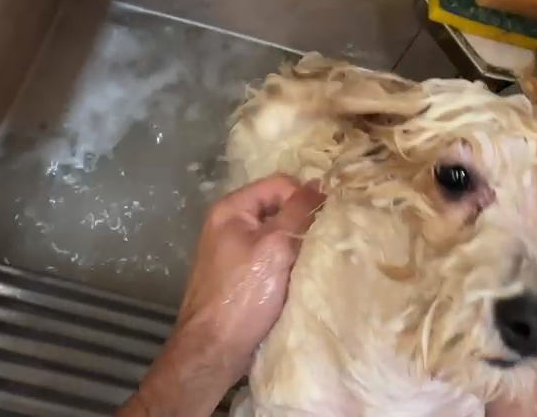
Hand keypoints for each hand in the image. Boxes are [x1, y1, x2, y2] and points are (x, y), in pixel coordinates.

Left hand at [120, 175, 324, 416]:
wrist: (211, 354)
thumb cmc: (242, 296)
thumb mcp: (275, 247)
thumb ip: (298, 212)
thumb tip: (318, 183)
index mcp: (231, 208)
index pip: (280, 184)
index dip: (304, 198)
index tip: (324, 222)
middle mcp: (228, 222)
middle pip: (277, 207)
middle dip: (300, 221)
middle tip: (322, 241)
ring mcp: (232, 249)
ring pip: (276, 233)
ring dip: (295, 243)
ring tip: (313, 259)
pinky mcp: (238, 274)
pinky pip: (269, 255)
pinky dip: (285, 261)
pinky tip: (298, 276)